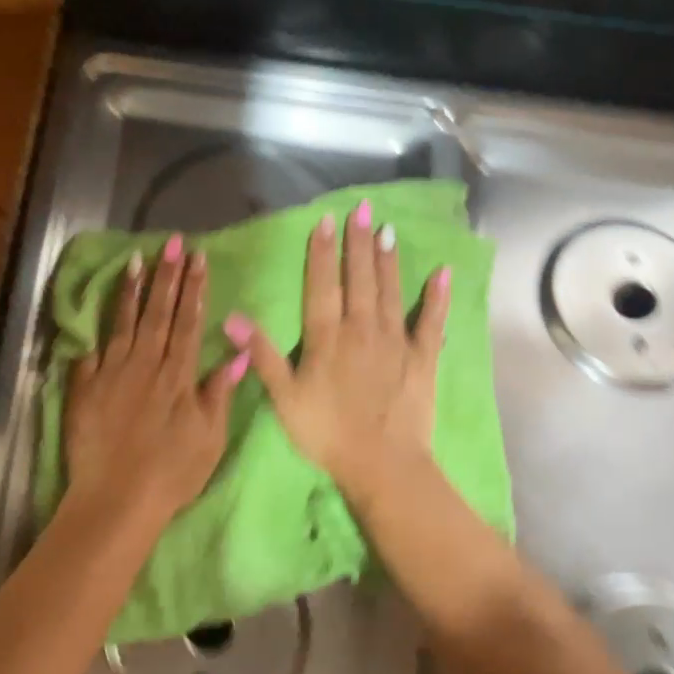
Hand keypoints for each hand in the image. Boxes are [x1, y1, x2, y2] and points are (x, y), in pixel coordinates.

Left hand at [62, 235, 249, 521]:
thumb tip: (240, 352)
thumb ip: (219, 391)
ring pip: (122, 323)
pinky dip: (96, 333)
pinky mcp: (84, 389)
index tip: (196, 257)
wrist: (117, 498)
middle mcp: (145, 365)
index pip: (188, 321)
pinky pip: (91, 354)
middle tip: (170, 242)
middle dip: (165, 276)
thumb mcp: (210, 437)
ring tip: (134, 260)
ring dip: (130, 291)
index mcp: (177, 375)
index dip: (193, 288)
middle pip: (157, 313)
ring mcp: (111, 374)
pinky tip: (98, 314)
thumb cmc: (172, 473)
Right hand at [223, 200, 450, 509]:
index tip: (327, 221)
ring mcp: (396, 342)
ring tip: (387, 230)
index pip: (323, 285)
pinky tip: (442, 273)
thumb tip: (232, 317)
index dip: (323, 252)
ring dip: (388, 260)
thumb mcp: (284, 397)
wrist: (382, 464)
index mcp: (327, 337)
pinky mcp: (422, 359)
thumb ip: (262, 355)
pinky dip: (437, 298)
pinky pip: (431, 322)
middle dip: (359, 243)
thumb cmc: (326, 433)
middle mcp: (362, 329)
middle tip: (363, 209)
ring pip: (390, 292)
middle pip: (360, 279)